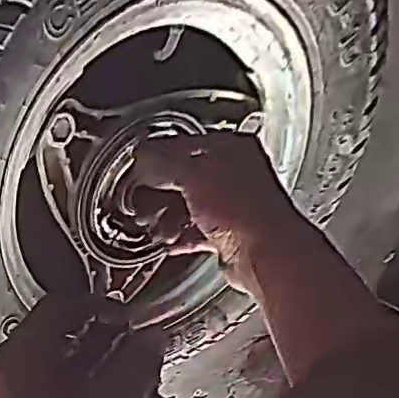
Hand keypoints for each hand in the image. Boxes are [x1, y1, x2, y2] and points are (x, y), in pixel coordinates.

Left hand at [0, 295, 159, 397]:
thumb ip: (133, 370)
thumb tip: (147, 339)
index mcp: (11, 364)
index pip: (59, 308)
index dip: (102, 311)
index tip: (128, 327)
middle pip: (47, 349)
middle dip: (94, 361)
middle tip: (128, 384)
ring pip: (34, 386)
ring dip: (76, 394)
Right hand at [130, 132, 303, 267]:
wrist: (262, 252)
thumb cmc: (243, 209)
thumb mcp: (194, 175)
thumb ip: (164, 163)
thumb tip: (143, 157)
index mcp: (230, 149)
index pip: (183, 145)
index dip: (156, 157)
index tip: (135, 170)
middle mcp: (233, 175)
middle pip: (183, 178)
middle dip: (159, 193)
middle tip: (141, 202)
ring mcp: (230, 206)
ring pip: (187, 208)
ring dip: (166, 218)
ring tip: (155, 226)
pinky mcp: (226, 235)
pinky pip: (193, 232)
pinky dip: (178, 237)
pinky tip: (169, 241)